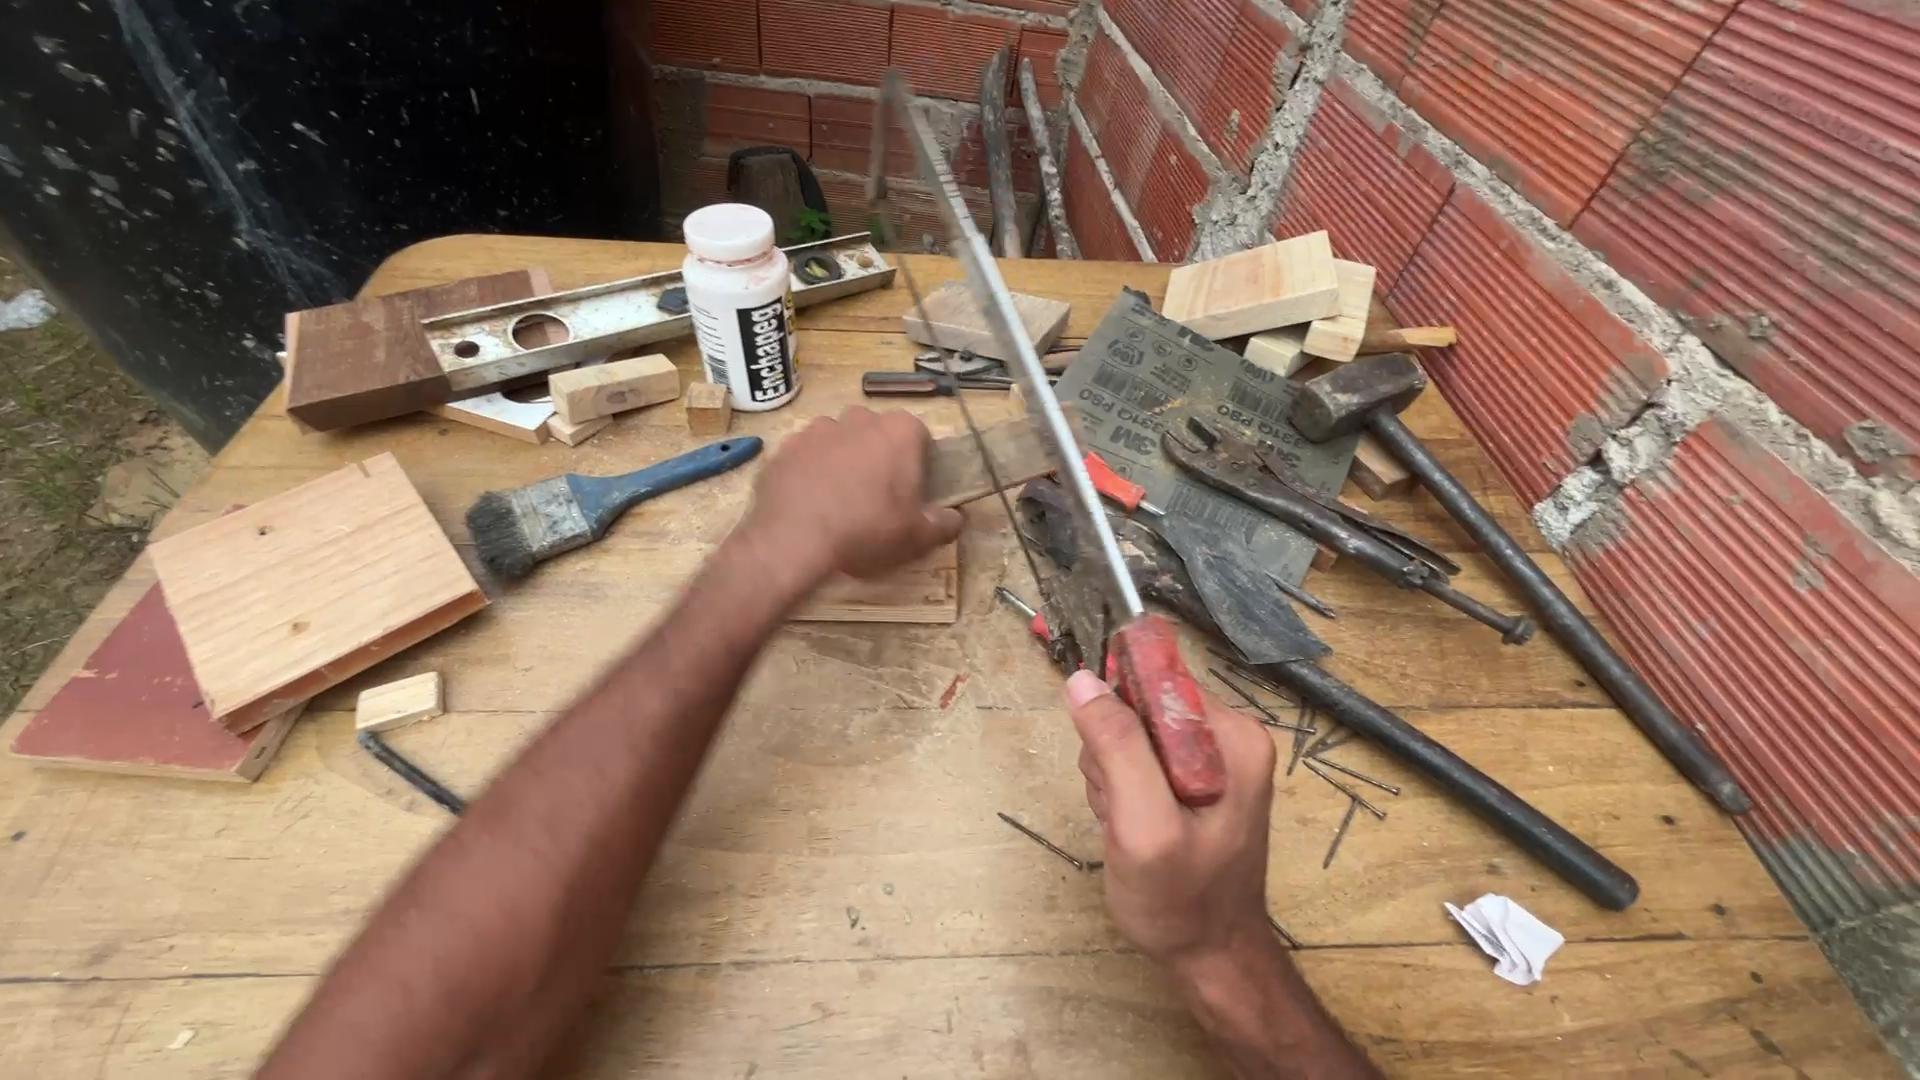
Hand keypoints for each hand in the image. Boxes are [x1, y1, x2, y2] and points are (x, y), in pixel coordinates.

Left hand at [742, 406, 963, 579]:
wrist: (793, 538)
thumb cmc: (866, 530)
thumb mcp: (917, 537)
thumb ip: (945, 523)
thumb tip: (955, 517)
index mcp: (900, 431)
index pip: (920, 438)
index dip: (917, 465)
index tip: (911, 493)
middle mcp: (859, 418)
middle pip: (878, 435)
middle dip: (880, 459)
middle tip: (877, 499)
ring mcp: (818, 429)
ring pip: (840, 441)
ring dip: (844, 462)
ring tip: (840, 502)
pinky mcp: (785, 446)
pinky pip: (807, 456)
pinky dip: (811, 473)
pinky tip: (811, 503)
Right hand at [1067, 670, 1276, 971]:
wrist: (1210, 956)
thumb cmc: (1181, 901)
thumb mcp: (1143, 825)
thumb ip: (1116, 749)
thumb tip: (1081, 681)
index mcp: (1232, 736)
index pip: (1157, 681)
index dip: (1119, 711)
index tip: (1110, 762)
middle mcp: (1226, 736)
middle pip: (1138, 706)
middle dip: (1113, 753)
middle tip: (1122, 807)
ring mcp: (1207, 757)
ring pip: (1127, 733)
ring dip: (1111, 776)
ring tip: (1126, 822)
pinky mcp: (1188, 778)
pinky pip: (1132, 757)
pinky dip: (1119, 789)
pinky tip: (1130, 824)